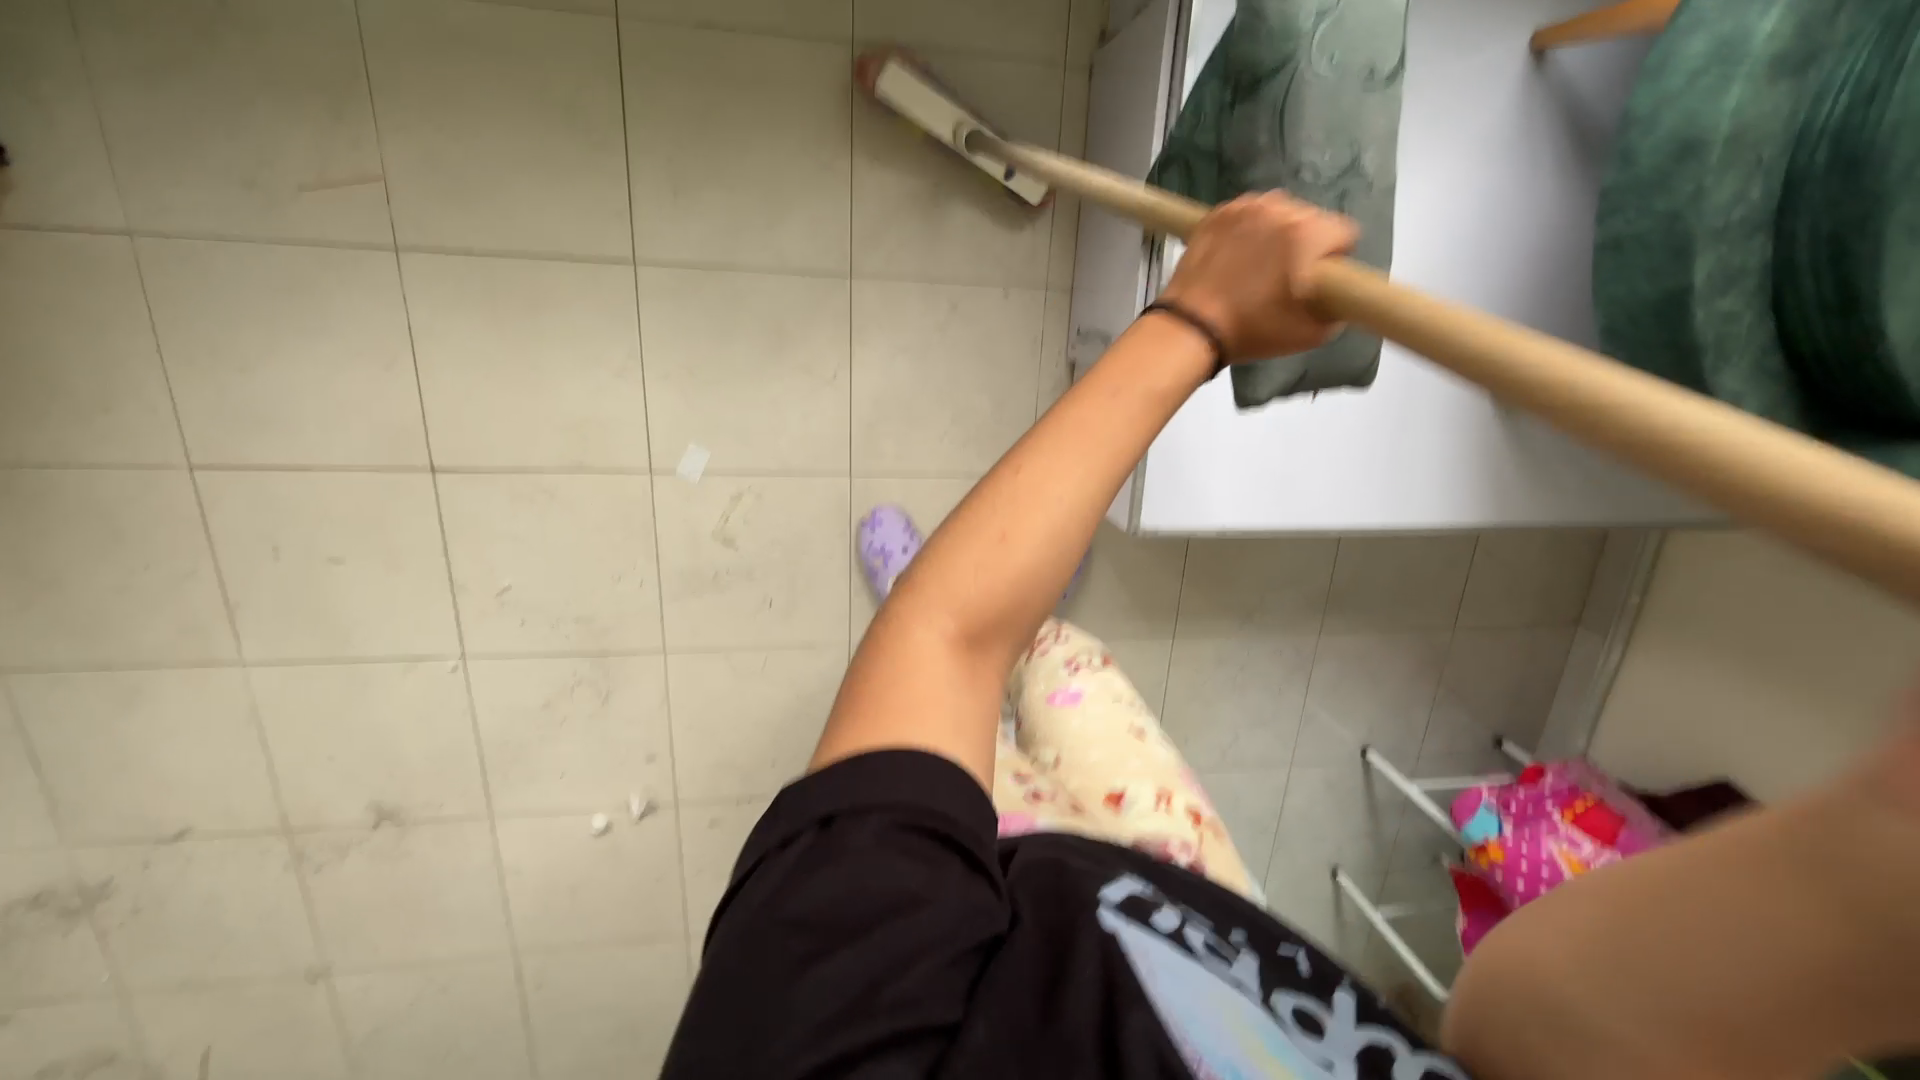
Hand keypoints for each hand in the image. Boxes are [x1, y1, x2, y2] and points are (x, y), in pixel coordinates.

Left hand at [1157, 192, 1358, 362]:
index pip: (1346, 231)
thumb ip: (1337, 310)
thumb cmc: (1252, 330)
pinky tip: (1238, 254)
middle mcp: (1279, 209)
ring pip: (1280, 211)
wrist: (1191, 326)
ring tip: (1260, 264)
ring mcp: (1245, 207)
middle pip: (1312, 218)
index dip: (1337, 257)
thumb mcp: (1309, 333)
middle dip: (1307, 243)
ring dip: (1278, 232)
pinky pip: (1248, 213)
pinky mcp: (1218, 212)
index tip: (1319, 277)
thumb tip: (1338, 297)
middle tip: (1287, 275)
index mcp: (1307, 232)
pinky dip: (1249, 229)